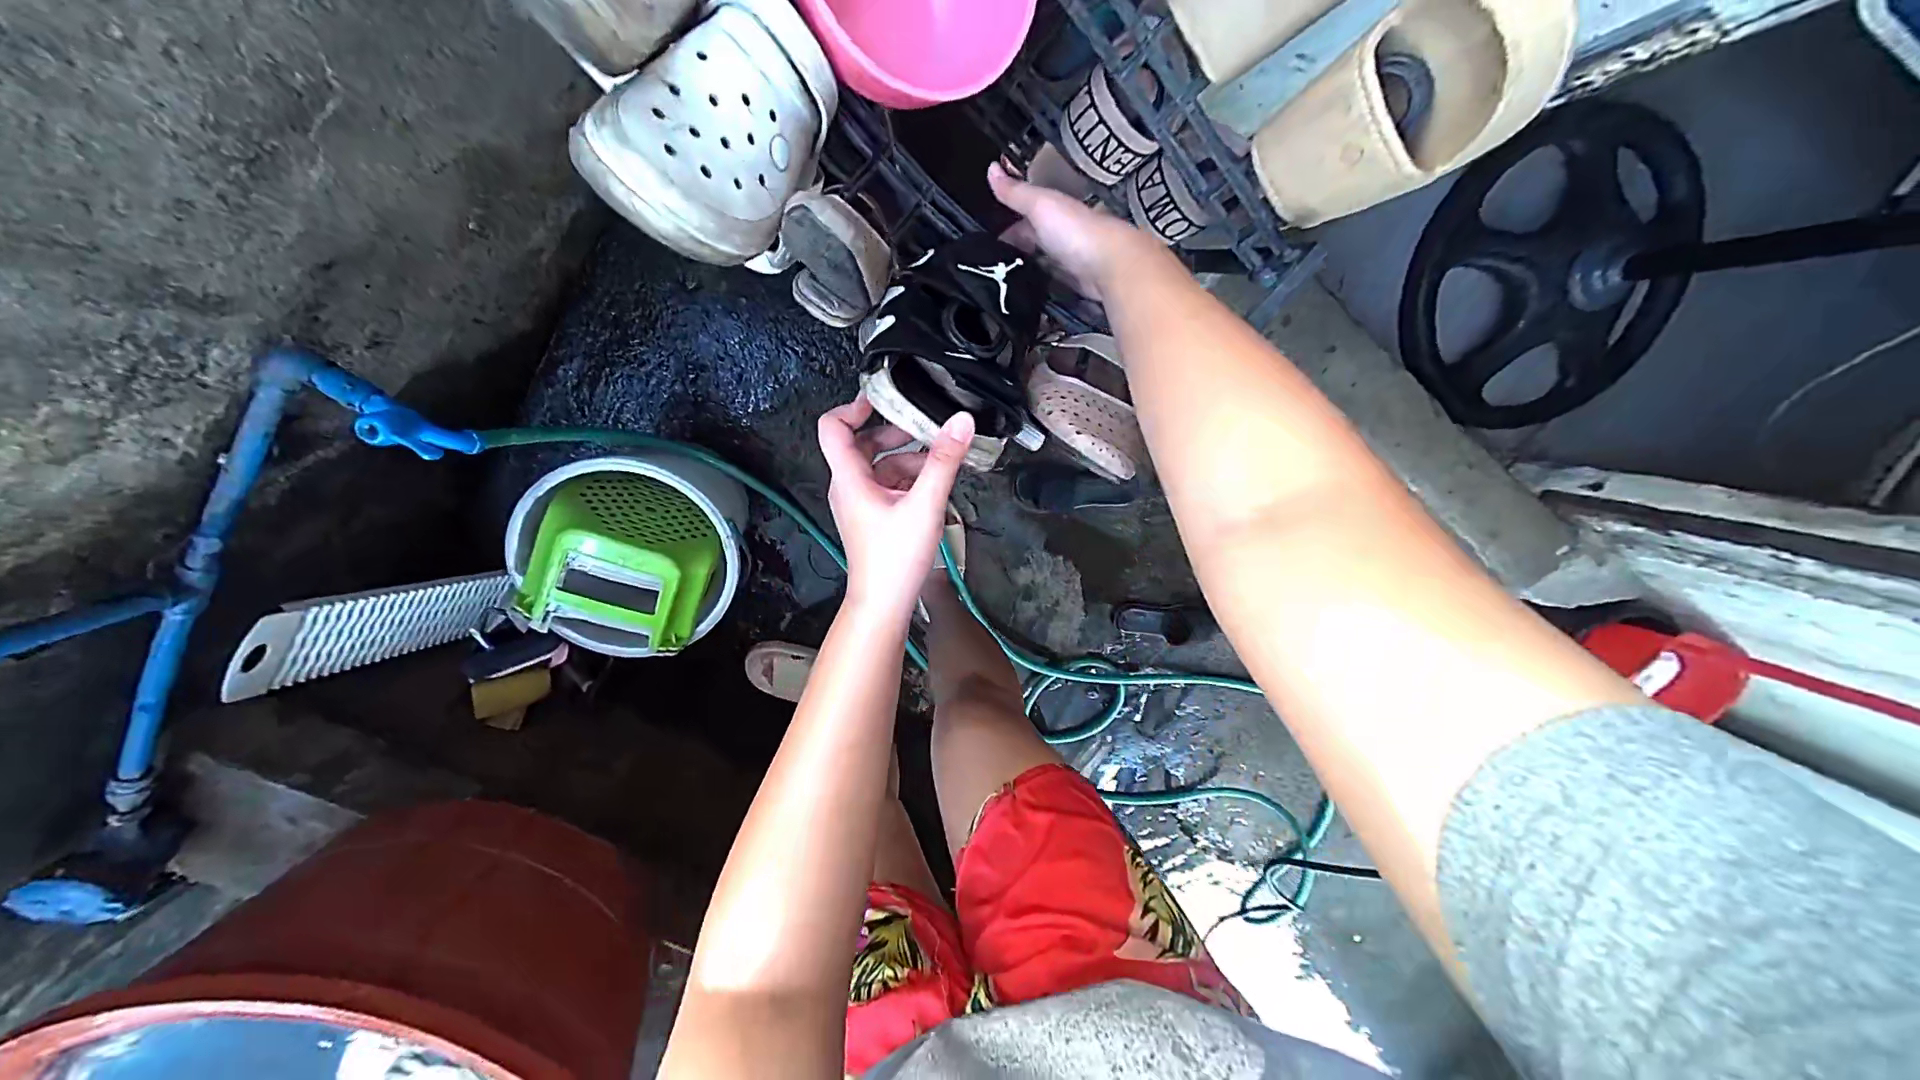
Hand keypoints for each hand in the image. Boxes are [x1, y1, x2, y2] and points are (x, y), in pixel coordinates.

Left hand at [817, 395, 973, 614]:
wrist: (883, 603)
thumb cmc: (893, 561)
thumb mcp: (925, 504)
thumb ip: (943, 461)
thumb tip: (958, 423)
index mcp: (850, 478)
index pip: (834, 427)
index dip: (854, 406)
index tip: (881, 397)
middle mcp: (849, 487)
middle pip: (863, 444)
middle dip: (894, 433)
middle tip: (924, 427)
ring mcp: (860, 503)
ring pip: (880, 466)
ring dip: (907, 458)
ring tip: (938, 461)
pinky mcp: (873, 517)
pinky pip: (887, 486)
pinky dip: (908, 480)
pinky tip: (932, 486)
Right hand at [988, 160, 1164, 301]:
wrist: (1110, 266)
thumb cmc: (1075, 230)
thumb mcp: (1040, 205)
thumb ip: (1016, 192)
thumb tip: (990, 168)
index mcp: (1054, 211)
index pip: (1024, 214)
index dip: (1004, 223)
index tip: (984, 236)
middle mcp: (1061, 233)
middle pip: (1032, 239)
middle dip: (1012, 247)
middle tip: (986, 261)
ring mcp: (1068, 260)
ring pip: (1040, 262)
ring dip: (1024, 268)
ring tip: (1000, 279)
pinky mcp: (1073, 285)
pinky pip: (1050, 283)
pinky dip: (1037, 286)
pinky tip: (1024, 293)